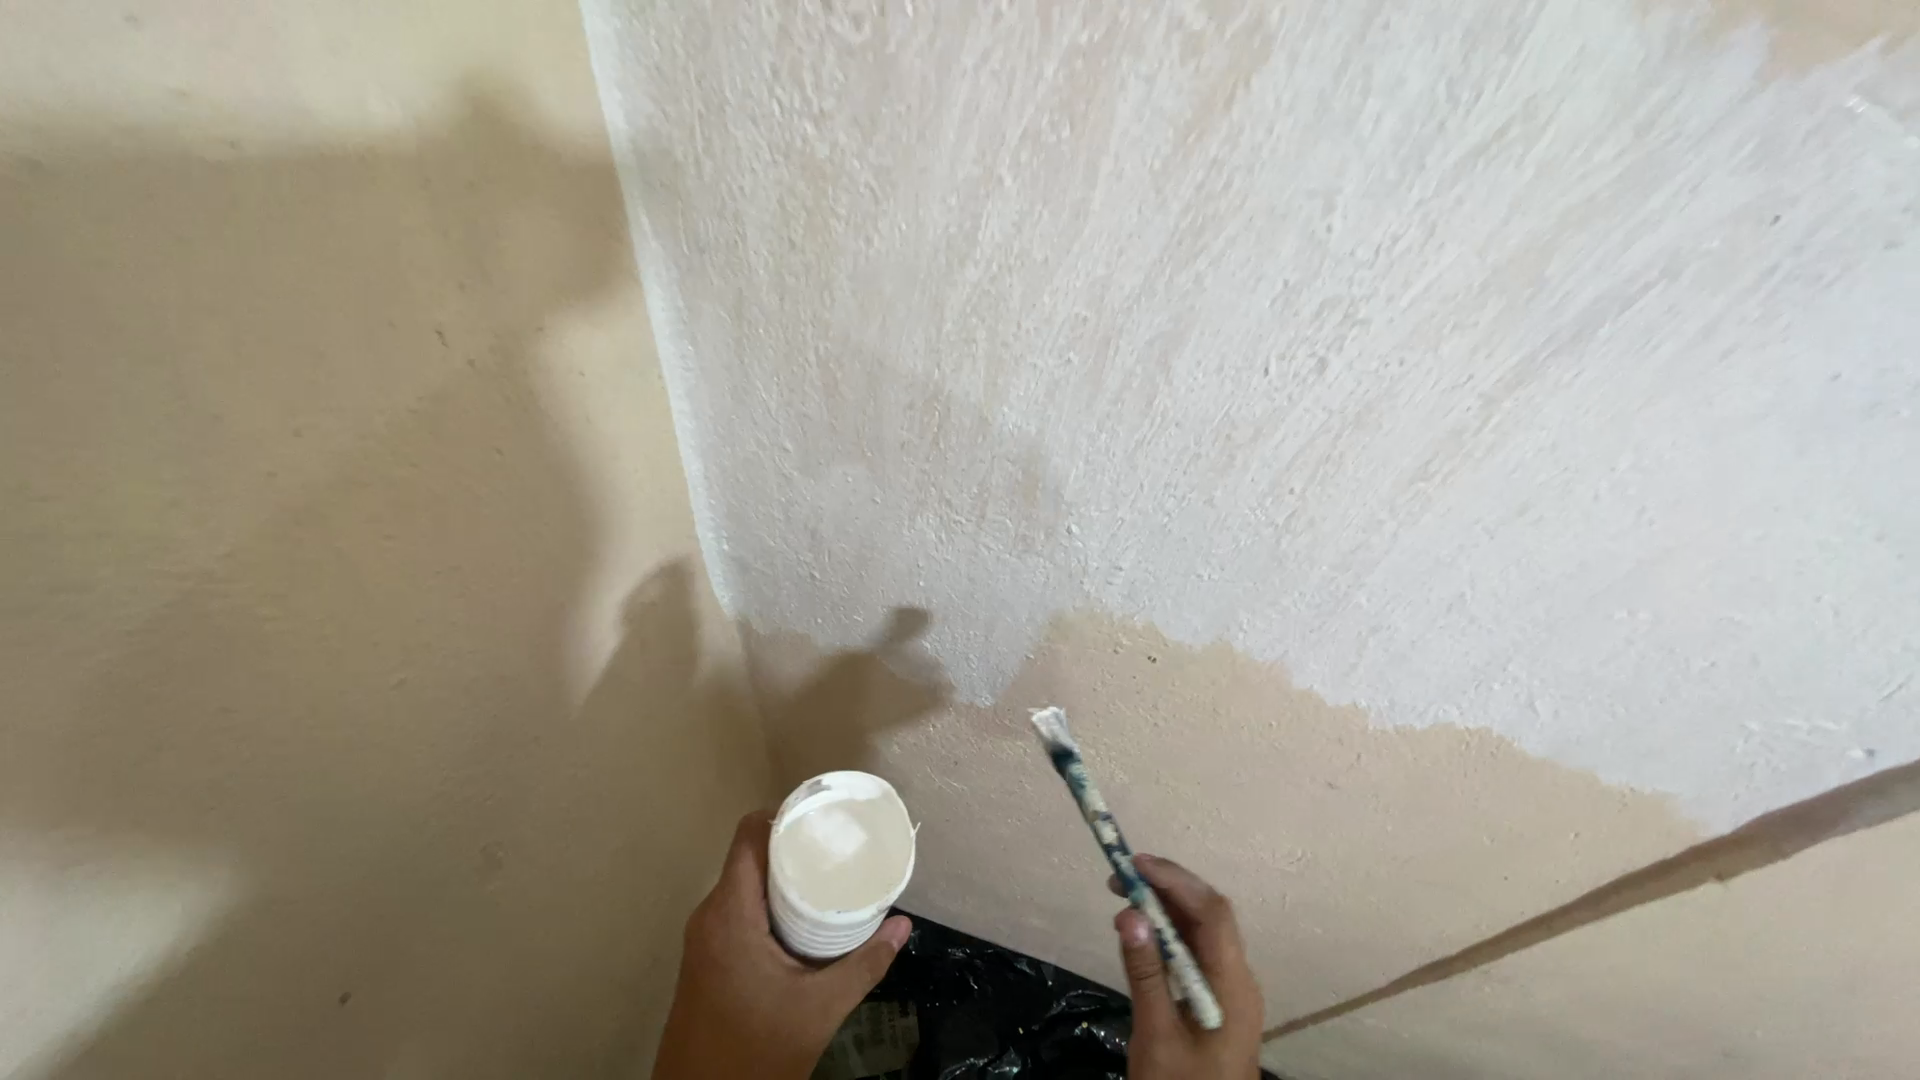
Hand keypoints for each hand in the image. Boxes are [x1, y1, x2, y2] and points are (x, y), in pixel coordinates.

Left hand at [651, 811, 911, 1079]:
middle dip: (793, 846)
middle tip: (838, 846)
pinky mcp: (706, 958)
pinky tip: (802, 916)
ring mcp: (703, 939)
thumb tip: (904, 924)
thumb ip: (864, 964)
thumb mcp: (820, 1009)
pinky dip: (768, 902)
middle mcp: (709, 915)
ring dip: (781, 876)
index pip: (749, 835)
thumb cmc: (756, 1050)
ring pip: (743, 884)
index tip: (824, 816)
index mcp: (730, 914)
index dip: (784, 815)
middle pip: (749, 856)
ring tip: (827, 876)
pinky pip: (737, 909)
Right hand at [1109, 854, 1263, 1078]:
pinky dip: (1169, 933)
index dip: (1174, 880)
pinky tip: (1141, 934)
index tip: (1133, 864)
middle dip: (1167, 887)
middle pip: (1210, 915)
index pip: (1212, 913)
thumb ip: (1145, 973)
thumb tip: (1129, 912)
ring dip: (1166, 907)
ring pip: (1203, 930)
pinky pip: (1197, 952)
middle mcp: (1239, 980)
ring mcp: (1231, 991)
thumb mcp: (1156, 1036)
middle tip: (1120, 877)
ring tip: (1124, 896)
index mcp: (1233, 986)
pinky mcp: (1218, 1002)